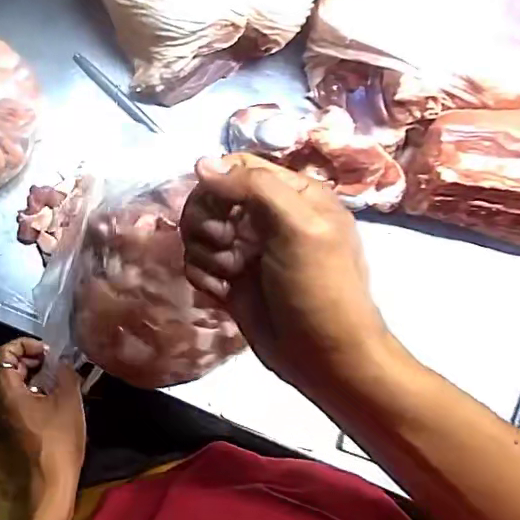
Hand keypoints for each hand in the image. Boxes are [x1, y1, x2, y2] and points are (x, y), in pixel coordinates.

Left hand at [0, 338, 85, 501]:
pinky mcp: (21, 420)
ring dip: (38, 370)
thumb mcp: (68, 399)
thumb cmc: (59, 437)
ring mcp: (11, 410)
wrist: (55, 476)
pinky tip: (59, 390)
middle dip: (33, 356)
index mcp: (9, 389)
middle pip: (11, 363)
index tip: (48, 351)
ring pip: (19, 379)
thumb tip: (63, 359)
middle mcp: (4, 397)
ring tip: (61, 374)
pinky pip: (25, 393)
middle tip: (56, 360)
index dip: (25, 344)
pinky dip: (39, 385)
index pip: (5, 352)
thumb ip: (65, 372)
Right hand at [180, 153, 389, 379]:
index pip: (237, 167)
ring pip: (197, 230)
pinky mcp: (229, 277)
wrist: (323, 356)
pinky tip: (222, 293)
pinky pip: (196, 261)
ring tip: (230, 274)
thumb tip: (201, 163)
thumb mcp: (298, 227)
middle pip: (210, 197)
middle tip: (225, 244)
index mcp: (293, 194)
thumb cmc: (318, 287)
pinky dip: (203, 275)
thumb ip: (252, 187)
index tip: (221, 213)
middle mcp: (266, 216)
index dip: (218, 185)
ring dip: (205, 252)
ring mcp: (246, 248)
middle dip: (207, 222)